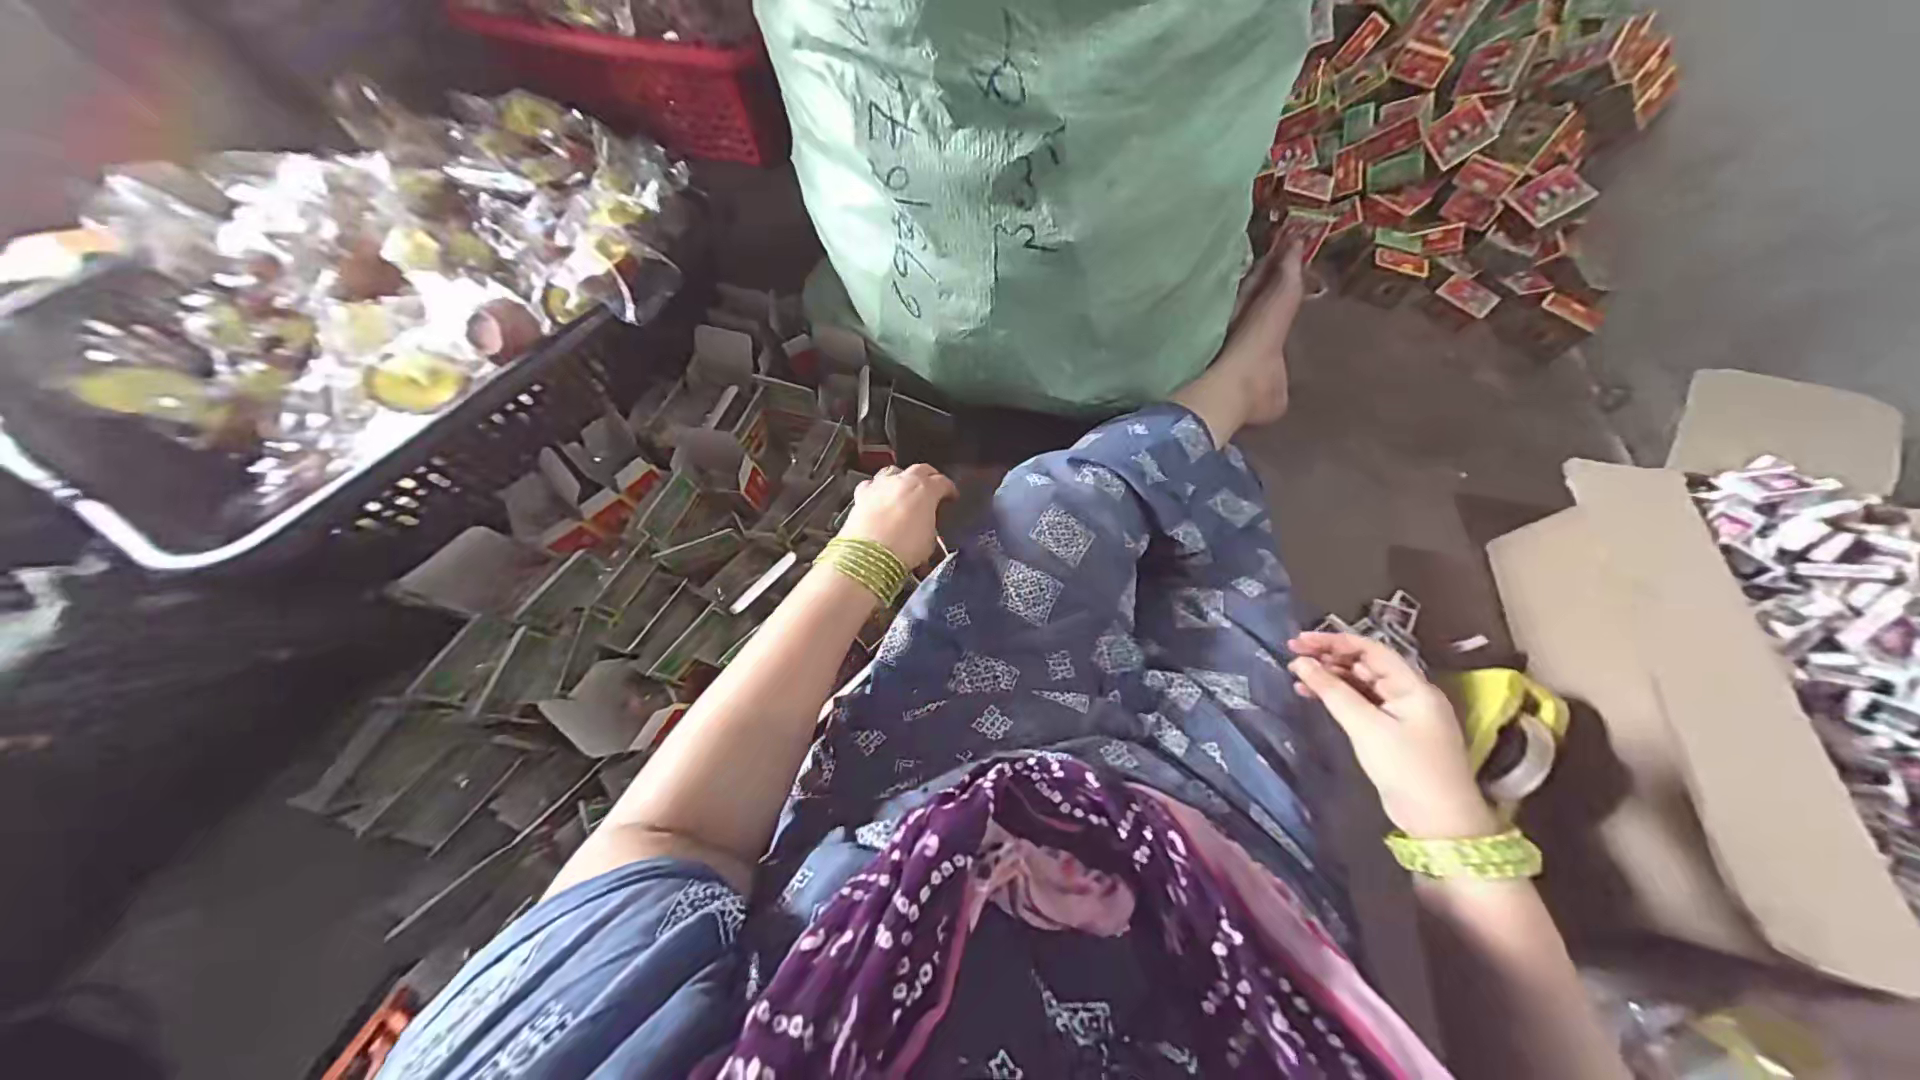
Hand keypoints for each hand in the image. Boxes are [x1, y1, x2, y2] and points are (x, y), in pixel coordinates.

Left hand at [839, 463, 957, 568]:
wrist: (869, 555)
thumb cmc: (903, 548)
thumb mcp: (930, 541)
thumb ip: (931, 527)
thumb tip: (927, 528)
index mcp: (926, 489)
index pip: (944, 482)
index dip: (950, 490)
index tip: (951, 496)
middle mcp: (904, 481)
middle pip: (921, 469)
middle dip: (928, 477)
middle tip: (931, 487)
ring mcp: (881, 485)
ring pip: (894, 472)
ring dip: (902, 478)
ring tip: (904, 490)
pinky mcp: (862, 495)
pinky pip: (871, 485)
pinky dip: (877, 489)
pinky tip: (879, 498)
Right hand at [1287, 632, 1498, 840]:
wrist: (1438, 821)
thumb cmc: (1407, 768)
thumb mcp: (1366, 727)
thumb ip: (1332, 691)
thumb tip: (1302, 662)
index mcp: (1413, 686)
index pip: (1370, 649)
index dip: (1333, 640)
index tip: (1299, 641)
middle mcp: (1408, 693)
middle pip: (1364, 663)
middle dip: (1328, 656)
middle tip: (1292, 654)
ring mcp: (1401, 712)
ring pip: (1359, 682)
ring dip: (1329, 676)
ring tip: (1297, 674)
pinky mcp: (1391, 730)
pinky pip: (1360, 701)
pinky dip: (1336, 696)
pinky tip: (1312, 694)